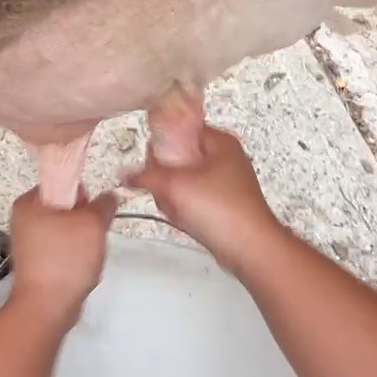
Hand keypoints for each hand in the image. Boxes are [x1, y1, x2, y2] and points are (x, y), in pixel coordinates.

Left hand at [6, 188, 117, 329]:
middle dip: (84, 220)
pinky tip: (81, 267)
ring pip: (66, 229)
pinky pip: (61, 249)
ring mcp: (28, 242)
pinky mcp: (35, 262)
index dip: (82, 195)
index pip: (61, 182)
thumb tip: (109, 197)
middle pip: (65, 207)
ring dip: (82, 240)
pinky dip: (74, 255)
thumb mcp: (93, 224)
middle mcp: (23, 219)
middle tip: (92, 235)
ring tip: (88, 255)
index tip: (92, 213)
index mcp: (28, 202)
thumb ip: (104, 204)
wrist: (46, 307)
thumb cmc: (66, 258)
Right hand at [128, 124, 282, 271]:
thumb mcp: (176, 186)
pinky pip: (195, 199)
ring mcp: (226, 182)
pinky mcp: (225, 204)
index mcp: (221, 142)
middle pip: (181, 156)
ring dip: (173, 194)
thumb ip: (146, 175)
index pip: (182, 128)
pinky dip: (186, 208)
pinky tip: (182, 219)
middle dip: (166, 175)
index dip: (162, 143)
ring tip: (173, 206)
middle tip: (162, 187)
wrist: (250, 249)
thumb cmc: (222, 210)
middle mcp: (226, 158)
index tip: (151, 160)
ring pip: (186, 180)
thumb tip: (126, 173)